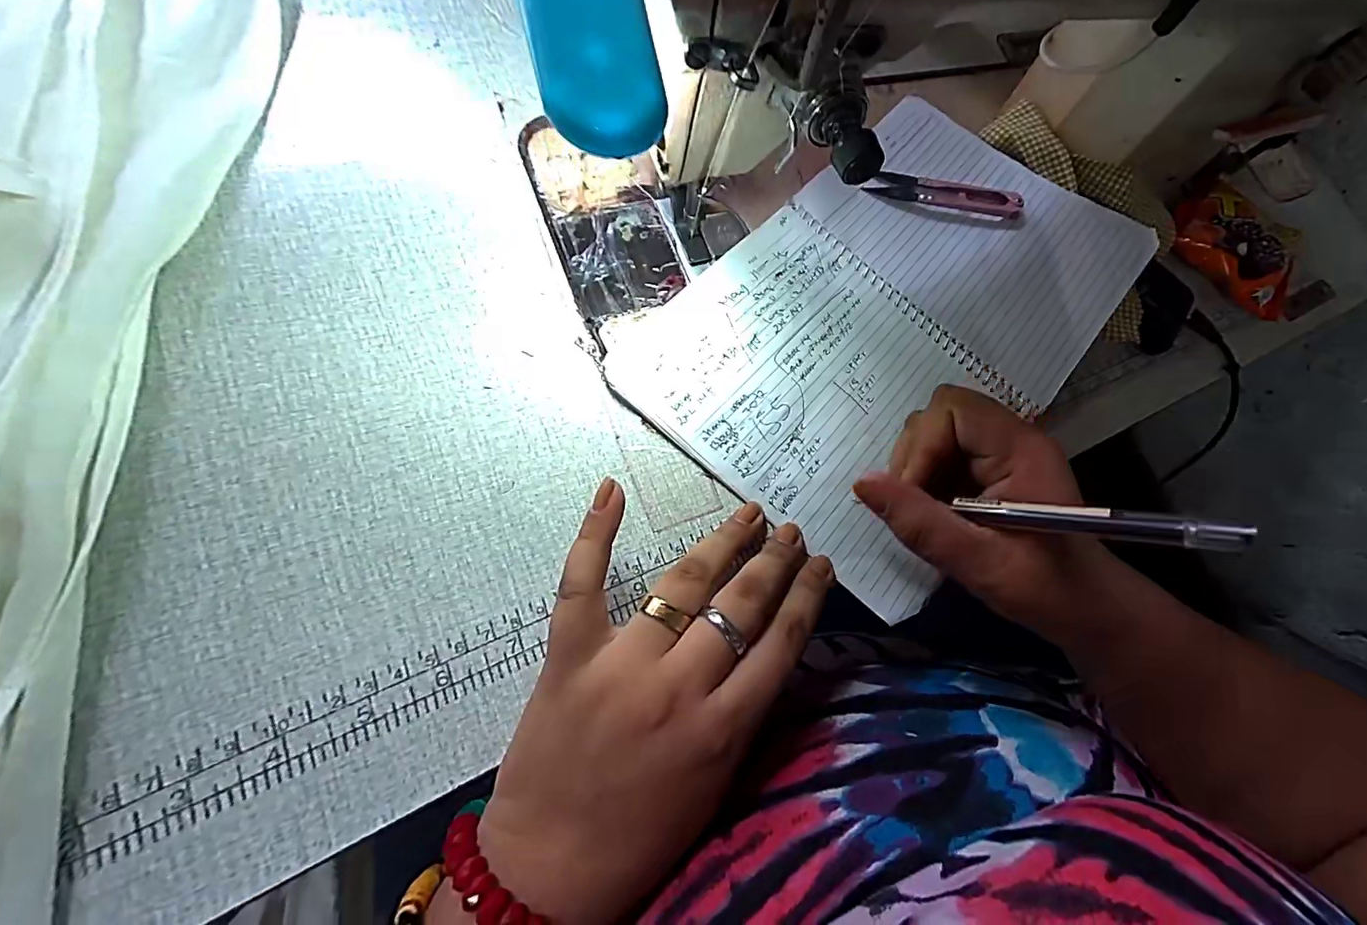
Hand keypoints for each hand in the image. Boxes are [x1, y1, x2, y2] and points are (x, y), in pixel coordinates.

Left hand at [439, 481, 833, 924]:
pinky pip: (581, 586)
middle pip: (742, 603)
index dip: (809, 593)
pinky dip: (594, 535)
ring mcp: (620, 668)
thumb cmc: (644, 835)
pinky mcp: (568, 661)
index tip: (822, 564)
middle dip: (775, 560)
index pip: (783, 640)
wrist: (544, 877)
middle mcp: (679, 689)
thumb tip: (774, 641)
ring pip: (682, 583)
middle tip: (791, 531)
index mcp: (723, 727)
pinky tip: (610, 490)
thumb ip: (748, 710)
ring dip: (724, 541)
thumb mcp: (720, 779)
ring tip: (750, 515)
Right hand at [851, 385, 1124, 649]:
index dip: (922, 445)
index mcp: (1020, 448)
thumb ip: (921, 522)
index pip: (952, 408)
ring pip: (940, 433)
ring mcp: (1004, 452)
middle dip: (916, 457)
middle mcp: (1012, 437)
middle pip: (942, 414)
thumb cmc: (1045, 589)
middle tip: (917, 508)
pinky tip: (937, 515)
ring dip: (920, 470)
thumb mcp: (978, 562)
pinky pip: (948, 455)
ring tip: (929, 516)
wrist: (1086, 607)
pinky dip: (930, 481)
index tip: (913, 495)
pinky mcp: (995, 469)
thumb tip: (863, 483)